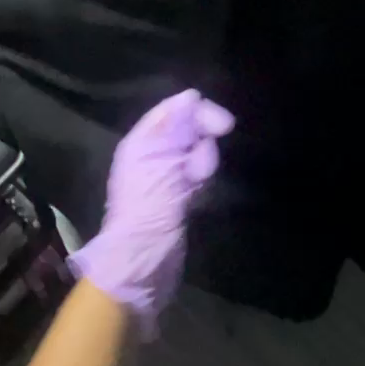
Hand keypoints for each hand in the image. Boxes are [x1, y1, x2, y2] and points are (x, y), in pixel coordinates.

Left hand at [69, 89, 233, 338]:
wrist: (139, 270)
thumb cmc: (147, 216)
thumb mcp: (161, 169)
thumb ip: (175, 132)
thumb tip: (191, 96)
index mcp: (140, 143)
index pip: (171, 111)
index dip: (198, 111)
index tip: (225, 126)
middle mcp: (150, 155)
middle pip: (184, 130)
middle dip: (201, 141)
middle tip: (201, 170)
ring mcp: (163, 177)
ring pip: (192, 153)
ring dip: (202, 163)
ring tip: (197, 185)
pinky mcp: (175, 198)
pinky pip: (194, 175)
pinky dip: (201, 179)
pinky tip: (200, 193)